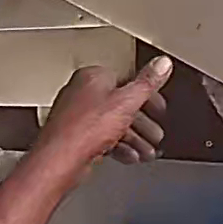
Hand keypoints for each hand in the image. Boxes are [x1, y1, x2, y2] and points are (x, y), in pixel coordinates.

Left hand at [32, 57, 172, 171]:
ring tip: (147, 150)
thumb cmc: (84, 129)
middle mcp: (83, 92)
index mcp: (94, 77)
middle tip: (155, 134)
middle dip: (143, 123)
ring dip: (135, 138)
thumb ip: (147, 83)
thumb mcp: (127, 102)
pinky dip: (120, 147)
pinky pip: (104, 138)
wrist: (60, 160)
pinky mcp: (77, 136)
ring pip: (115, 124)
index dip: (148, 96)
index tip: (159, 109)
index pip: (129, 80)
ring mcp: (78, 115)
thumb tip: (162, 63)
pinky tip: (130, 156)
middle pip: (123, 104)